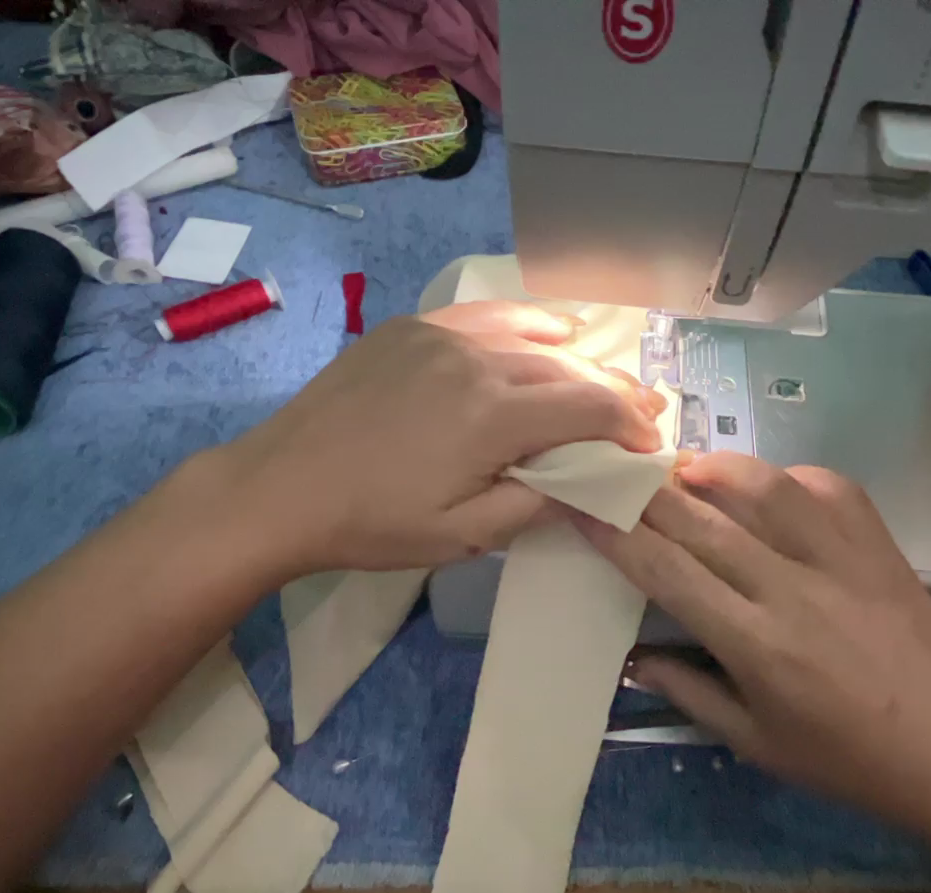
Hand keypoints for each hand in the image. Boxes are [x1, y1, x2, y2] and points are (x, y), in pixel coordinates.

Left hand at [206, 301, 663, 579]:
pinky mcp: (412, 328)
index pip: (589, 408)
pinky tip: (548, 332)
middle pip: (569, 369)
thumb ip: (537, 504)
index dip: (630, 426)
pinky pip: (487, 318)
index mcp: (492, 416)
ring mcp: (442, 336)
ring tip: (609, 375)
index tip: (649, 447)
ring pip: (532, 339)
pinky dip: (528, 326)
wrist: (281, 487)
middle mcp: (477, 361)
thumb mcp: (463, 536)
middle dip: (616, 392)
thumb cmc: (374, 523)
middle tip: (647, 412)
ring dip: (580, 360)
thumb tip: (590, 483)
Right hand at [576, 452, 930, 833]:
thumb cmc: (844, 759)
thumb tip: (634, 659)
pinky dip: (782, 477)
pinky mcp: (877, 542)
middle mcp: (791, 587)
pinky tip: (763, 488)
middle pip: (701, 519)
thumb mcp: (754, 742)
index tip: (581, 503)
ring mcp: (840, 557)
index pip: (666, 571)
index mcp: (754, 643)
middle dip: (645, 490)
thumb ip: (688, 692)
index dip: (615, 532)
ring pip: (762, 486)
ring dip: (711, 469)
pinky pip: (823, 486)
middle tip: (612, 470)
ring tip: (681, 470)